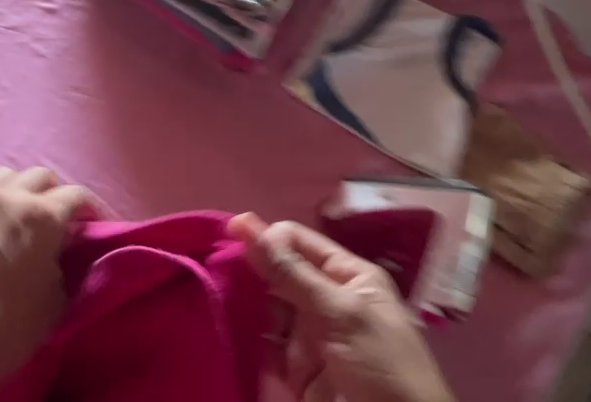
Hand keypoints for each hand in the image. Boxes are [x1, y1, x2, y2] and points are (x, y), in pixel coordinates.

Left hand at [0, 167, 98, 401]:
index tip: (98, 224)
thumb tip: (58, 252)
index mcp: (41, 216)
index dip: (92, 208)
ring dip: (21, 189)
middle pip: (40, 176)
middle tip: (61, 220)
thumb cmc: (9, 326)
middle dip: (55, 194)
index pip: (76, 194)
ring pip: (6, 175)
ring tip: (25, 214)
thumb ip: (62, 264)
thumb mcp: (55, 300)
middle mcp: (9, 197)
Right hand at [230, 215, 454, 401]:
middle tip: (210, 267)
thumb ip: (289, 270)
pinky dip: (239, 334)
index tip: (231, 243)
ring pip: (261, 305)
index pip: (295, 241)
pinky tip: (217, 323)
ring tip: (207, 293)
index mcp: (346, 277)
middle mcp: (323, 300)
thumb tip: (241, 220)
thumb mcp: (341, 313)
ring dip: (238, 300)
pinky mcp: (292, 369)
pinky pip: (259, 343)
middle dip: (244, 269)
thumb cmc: (383, 369)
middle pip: (274, 271)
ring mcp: (307, 336)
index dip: (264, 239)